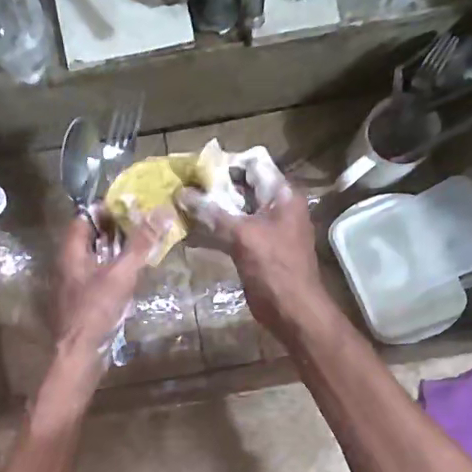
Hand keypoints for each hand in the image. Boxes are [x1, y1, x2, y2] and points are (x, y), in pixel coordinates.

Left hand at [51, 211, 162, 369]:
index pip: (84, 218)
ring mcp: (73, 286)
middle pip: (90, 239)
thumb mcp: (121, 273)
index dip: (105, 209)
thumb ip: (140, 243)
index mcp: (70, 253)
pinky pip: (97, 279)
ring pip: (94, 259)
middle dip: (114, 229)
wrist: (80, 353)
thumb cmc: (96, 309)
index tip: (130, 203)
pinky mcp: (81, 303)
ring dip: (115, 252)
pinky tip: (131, 276)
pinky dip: (113, 272)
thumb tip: (161, 211)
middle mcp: (67, 266)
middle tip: (141, 222)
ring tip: (141, 245)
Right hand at [175, 149, 326, 331]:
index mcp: (282, 194)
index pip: (253, 163)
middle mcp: (276, 205)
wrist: (291, 310)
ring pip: (234, 208)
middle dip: (213, 185)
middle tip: (181, 184)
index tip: (195, 167)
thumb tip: (182, 193)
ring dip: (210, 208)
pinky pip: (231, 230)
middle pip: (242, 185)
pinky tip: (188, 230)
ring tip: (180, 204)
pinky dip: (213, 229)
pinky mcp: (254, 247)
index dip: (225, 162)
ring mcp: (265, 227)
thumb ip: (212, 213)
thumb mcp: (243, 236)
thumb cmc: (275, 268)